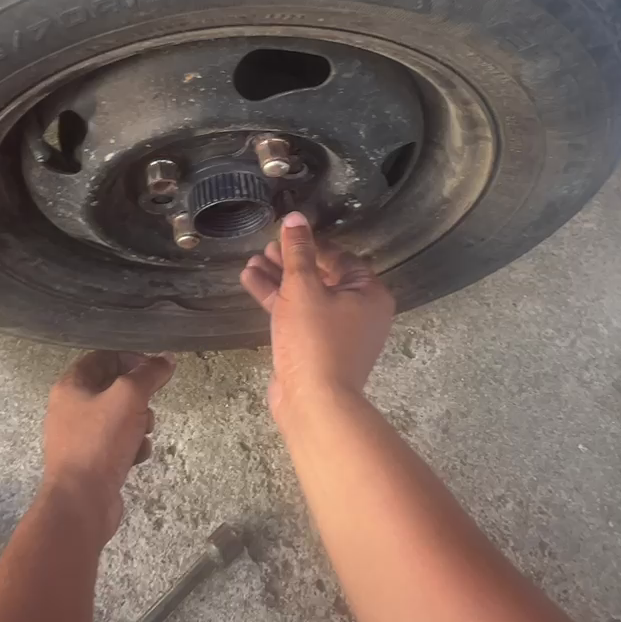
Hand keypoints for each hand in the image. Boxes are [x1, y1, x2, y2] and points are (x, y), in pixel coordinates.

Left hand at [40, 350, 175, 539]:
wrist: (82, 503)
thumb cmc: (100, 442)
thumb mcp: (129, 397)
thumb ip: (149, 374)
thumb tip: (166, 358)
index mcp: (71, 386)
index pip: (103, 357)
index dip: (130, 358)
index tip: (153, 369)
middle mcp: (71, 408)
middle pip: (113, 388)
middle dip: (138, 396)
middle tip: (149, 405)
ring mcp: (80, 437)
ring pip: (119, 417)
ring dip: (139, 422)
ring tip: (144, 433)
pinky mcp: (92, 462)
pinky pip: (118, 443)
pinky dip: (132, 446)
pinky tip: (138, 456)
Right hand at [240, 211, 395, 417]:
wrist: (314, 402)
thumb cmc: (315, 341)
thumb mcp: (303, 287)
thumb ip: (297, 251)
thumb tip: (295, 218)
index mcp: (368, 293)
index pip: (340, 257)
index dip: (312, 243)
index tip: (287, 233)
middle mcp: (359, 311)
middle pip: (322, 275)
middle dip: (291, 261)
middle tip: (267, 247)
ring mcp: (338, 332)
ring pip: (306, 295)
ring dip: (279, 278)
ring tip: (252, 262)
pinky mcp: (317, 347)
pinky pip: (298, 315)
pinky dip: (278, 300)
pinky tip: (251, 282)